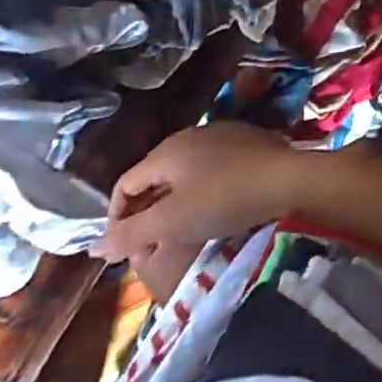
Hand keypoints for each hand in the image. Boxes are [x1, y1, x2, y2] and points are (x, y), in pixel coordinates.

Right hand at [87, 122, 309, 264]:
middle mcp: (190, 134)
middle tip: (149, 241)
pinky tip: (216, 206)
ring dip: (175, 197)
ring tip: (181, 227)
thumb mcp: (173, 221)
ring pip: (185, 169)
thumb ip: (131, 233)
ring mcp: (222, 133)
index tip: (123, 247)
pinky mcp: (247, 140)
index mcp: (167, 150)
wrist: (288, 178)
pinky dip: (203, 187)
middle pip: (155, 174)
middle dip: (146, 208)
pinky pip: (212, 165)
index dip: (117, 217)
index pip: (125, 183)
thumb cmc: (225, 198)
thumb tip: (93, 247)